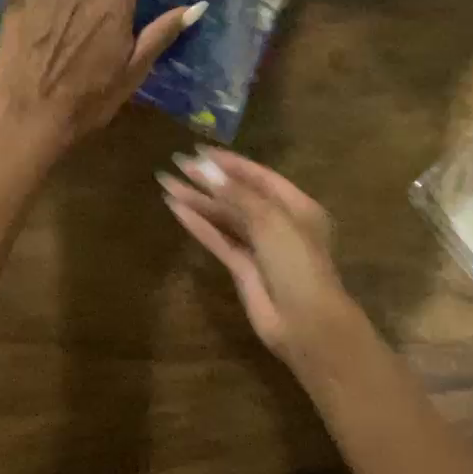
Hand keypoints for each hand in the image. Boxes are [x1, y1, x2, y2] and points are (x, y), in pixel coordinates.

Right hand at [160, 148, 359, 362]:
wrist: (305, 322)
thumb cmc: (297, 263)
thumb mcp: (272, 221)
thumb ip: (238, 195)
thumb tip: (206, 169)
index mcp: (298, 206)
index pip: (260, 177)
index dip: (231, 164)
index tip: (200, 151)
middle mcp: (280, 223)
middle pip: (241, 196)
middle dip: (210, 181)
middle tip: (176, 164)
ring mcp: (261, 247)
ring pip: (227, 218)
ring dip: (199, 202)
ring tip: (167, 183)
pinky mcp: (243, 270)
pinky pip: (220, 241)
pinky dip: (200, 226)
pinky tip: (177, 210)